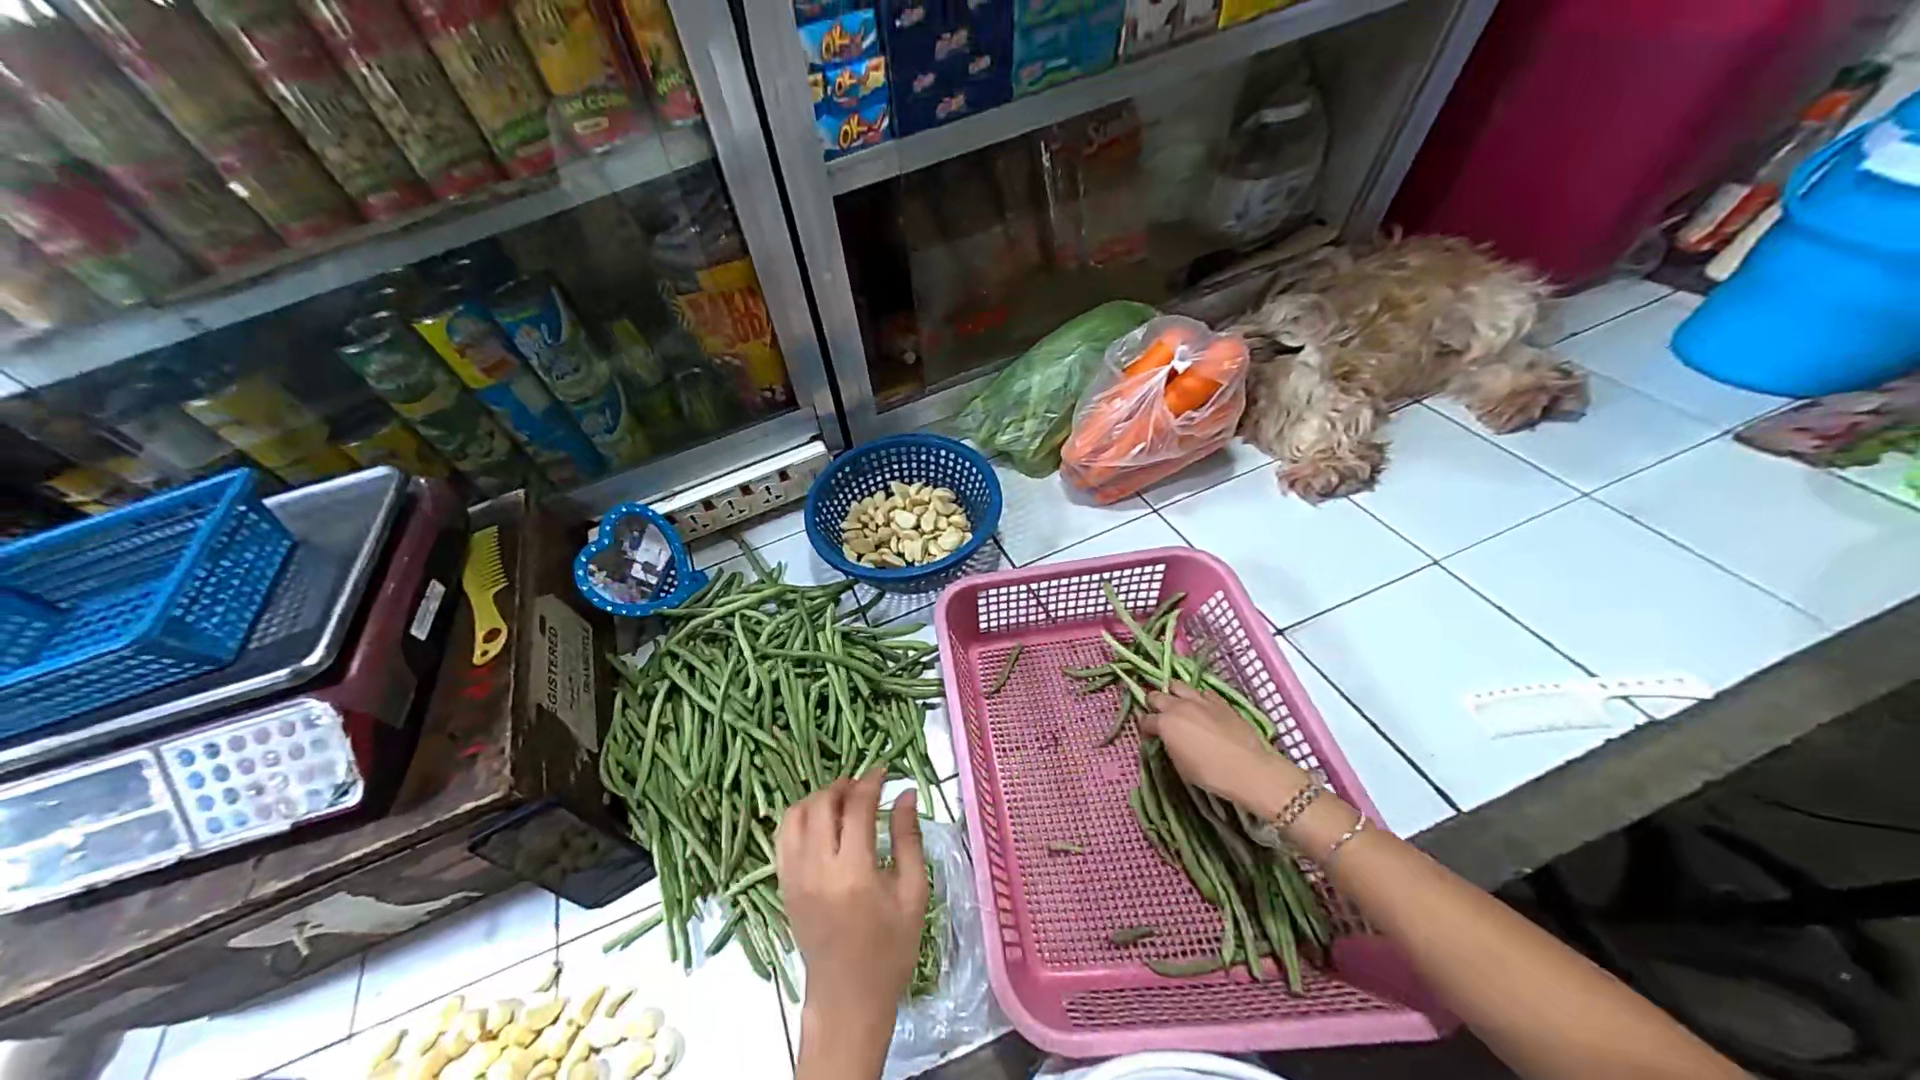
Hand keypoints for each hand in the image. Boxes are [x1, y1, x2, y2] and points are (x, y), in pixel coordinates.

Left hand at [777, 769, 926, 1076]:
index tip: (884, 771)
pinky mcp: (783, 886)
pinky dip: (799, 818)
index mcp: (853, 872)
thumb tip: (906, 794)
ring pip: (795, 815)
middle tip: (865, 785)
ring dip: (818, 798)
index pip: (857, 807)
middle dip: (844, 785)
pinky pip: (782, 837)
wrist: (849, 998)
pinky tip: (820, 821)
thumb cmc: (891, 949)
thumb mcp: (913, 893)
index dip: (871, 781)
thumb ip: (908, 838)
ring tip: (842, 800)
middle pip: (821, 804)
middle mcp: (817, 869)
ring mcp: (794, 877)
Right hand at [1138, 682, 1308, 817]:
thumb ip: (1169, 747)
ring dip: (1173, 694)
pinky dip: (1198, 697)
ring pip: (1178, 685)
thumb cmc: (1210, 773)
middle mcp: (1179, 706)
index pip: (1145, 720)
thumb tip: (1167, 740)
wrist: (1249, 768)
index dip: (1145, 727)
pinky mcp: (1220, 701)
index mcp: (1165, 723)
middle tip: (1158, 716)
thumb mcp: (1180, 766)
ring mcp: (1200, 700)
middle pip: (1157, 695)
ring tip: (1177, 705)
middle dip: (1153, 704)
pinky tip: (1202, 708)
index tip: (1149, 735)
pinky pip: (1202, 692)